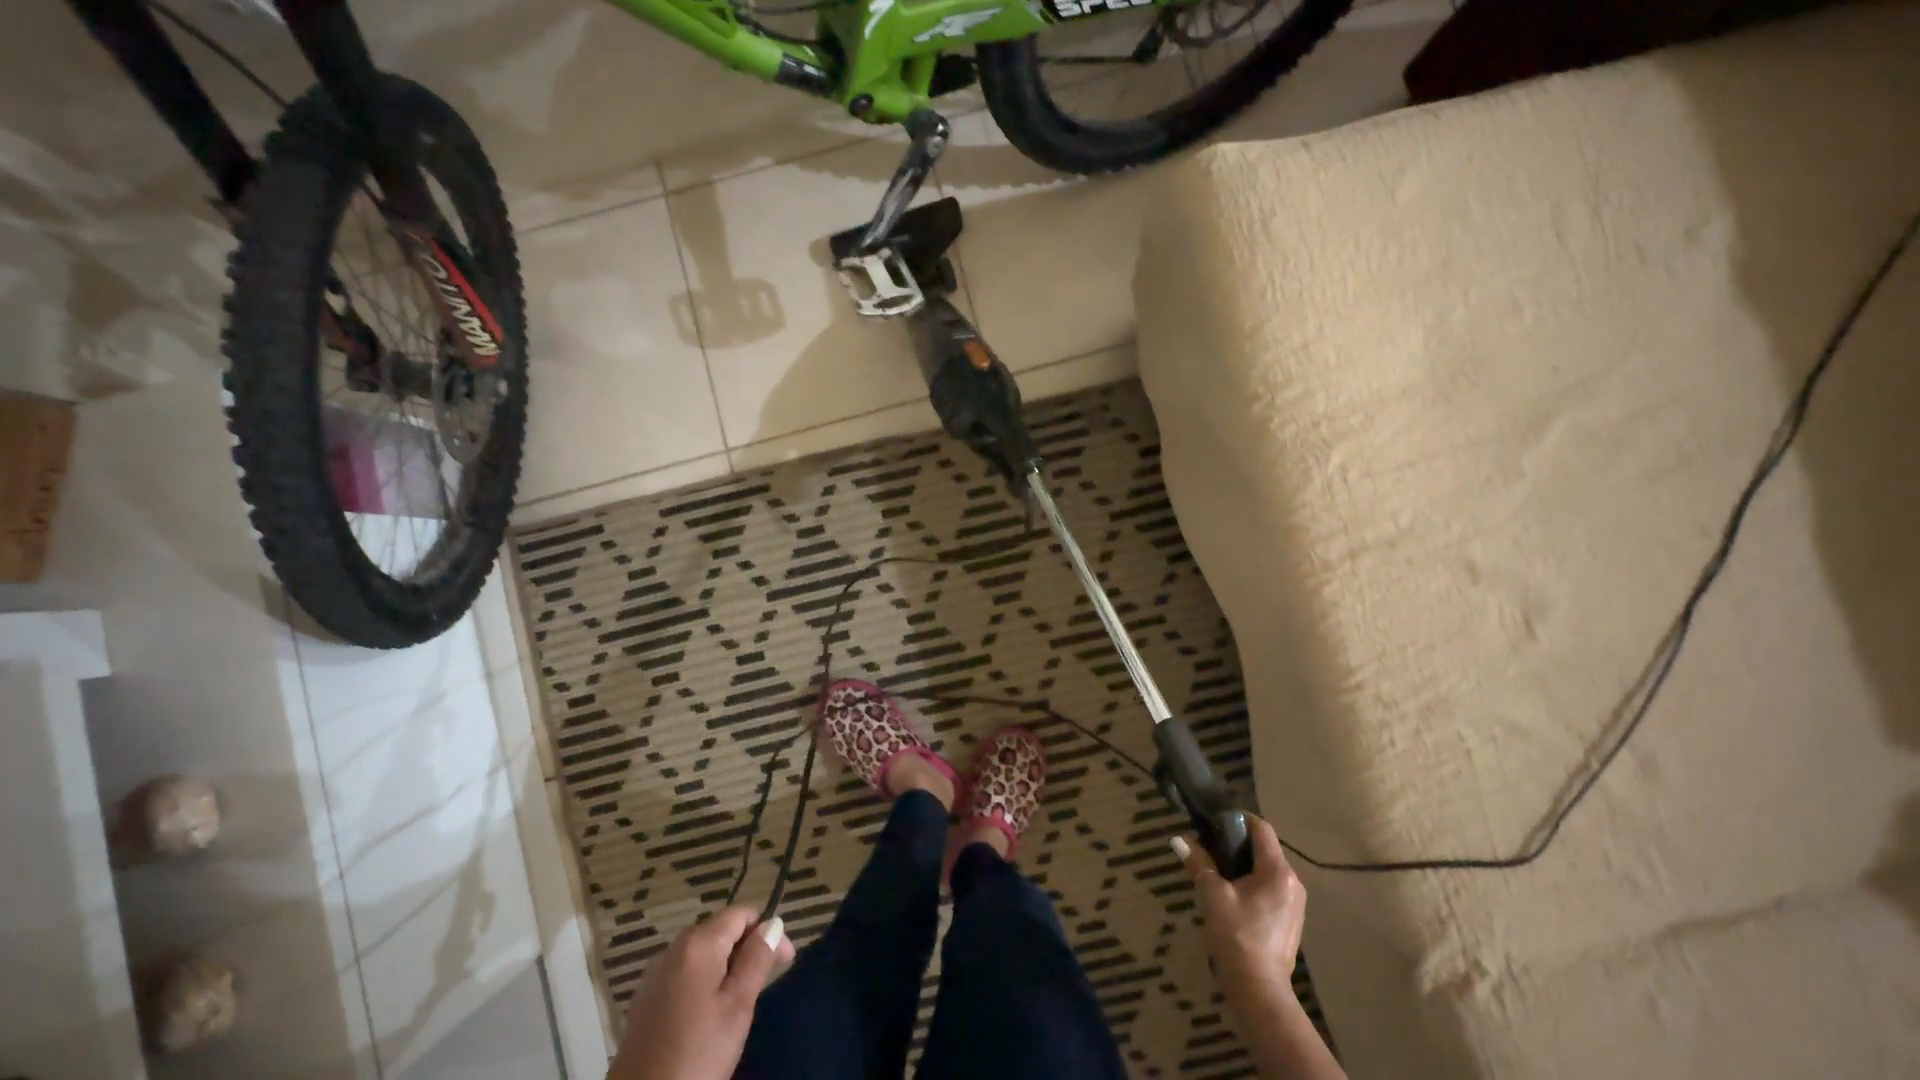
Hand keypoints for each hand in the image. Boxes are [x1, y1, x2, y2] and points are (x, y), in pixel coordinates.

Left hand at [606, 908, 795, 1079]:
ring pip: (701, 953)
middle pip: (719, 930)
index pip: (739, 913)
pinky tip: (709, 1013)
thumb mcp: (738, 1005)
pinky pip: (683, 973)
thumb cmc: (700, 1051)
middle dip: (747, 948)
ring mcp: (654, 974)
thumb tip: (773, 924)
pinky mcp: (645, 998)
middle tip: (766, 983)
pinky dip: (704, 980)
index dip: (767, 930)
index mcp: (697, 944)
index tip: (785, 961)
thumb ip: (757, 959)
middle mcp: (672, 949)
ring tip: (741, 1001)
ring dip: (727, 965)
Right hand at [1174, 817, 1305, 1021]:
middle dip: (1237, 845)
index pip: (1261, 829)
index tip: (1214, 821)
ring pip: (1268, 871)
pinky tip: (1232, 896)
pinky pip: (1271, 889)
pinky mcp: (1291, 920)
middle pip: (1265, 850)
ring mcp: (1295, 903)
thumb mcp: (1212, 896)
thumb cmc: (1236, 937)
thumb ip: (1199, 863)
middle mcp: (1293, 882)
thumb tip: (1179, 839)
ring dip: (1244, 866)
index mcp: (1278, 871)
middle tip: (1209, 847)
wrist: (1258, 988)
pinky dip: (1253, 884)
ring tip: (1216, 871)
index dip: (1238, 819)